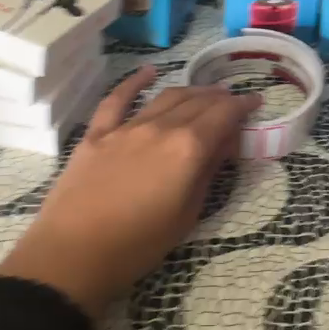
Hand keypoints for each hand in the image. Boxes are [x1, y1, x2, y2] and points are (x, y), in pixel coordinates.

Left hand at [0, 66, 260, 318]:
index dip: (244, 106)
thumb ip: (208, 172)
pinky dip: (134, 82)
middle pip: (198, 102)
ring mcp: (126, 128)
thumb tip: (223, 144)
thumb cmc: (138, 244)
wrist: (72, 257)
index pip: (224, 115)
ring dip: (190, 91)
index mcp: (189, 148)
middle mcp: (161, 128)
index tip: (256, 102)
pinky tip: (149, 72)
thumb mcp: (188, 214)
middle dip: (220, 98)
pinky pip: (117, 100)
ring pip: (166, 97)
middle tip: (233, 101)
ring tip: (205, 92)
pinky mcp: (97, 135)